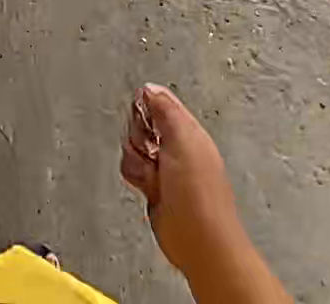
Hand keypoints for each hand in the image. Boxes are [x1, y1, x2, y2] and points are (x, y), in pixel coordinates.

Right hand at [120, 84, 250, 277]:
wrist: (199, 241)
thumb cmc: (199, 194)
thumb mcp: (182, 139)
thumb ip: (165, 109)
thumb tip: (149, 89)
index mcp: (187, 128)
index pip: (159, 101)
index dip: (147, 107)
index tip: (146, 121)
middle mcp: (175, 144)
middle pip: (140, 122)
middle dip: (139, 135)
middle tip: (153, 150)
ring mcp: (163, 166)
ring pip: (132, 145)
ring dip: (137, 159)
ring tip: (153, 174)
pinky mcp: (152, 186)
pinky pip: (130, 168)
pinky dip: (134, 175)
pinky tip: (148, 186)